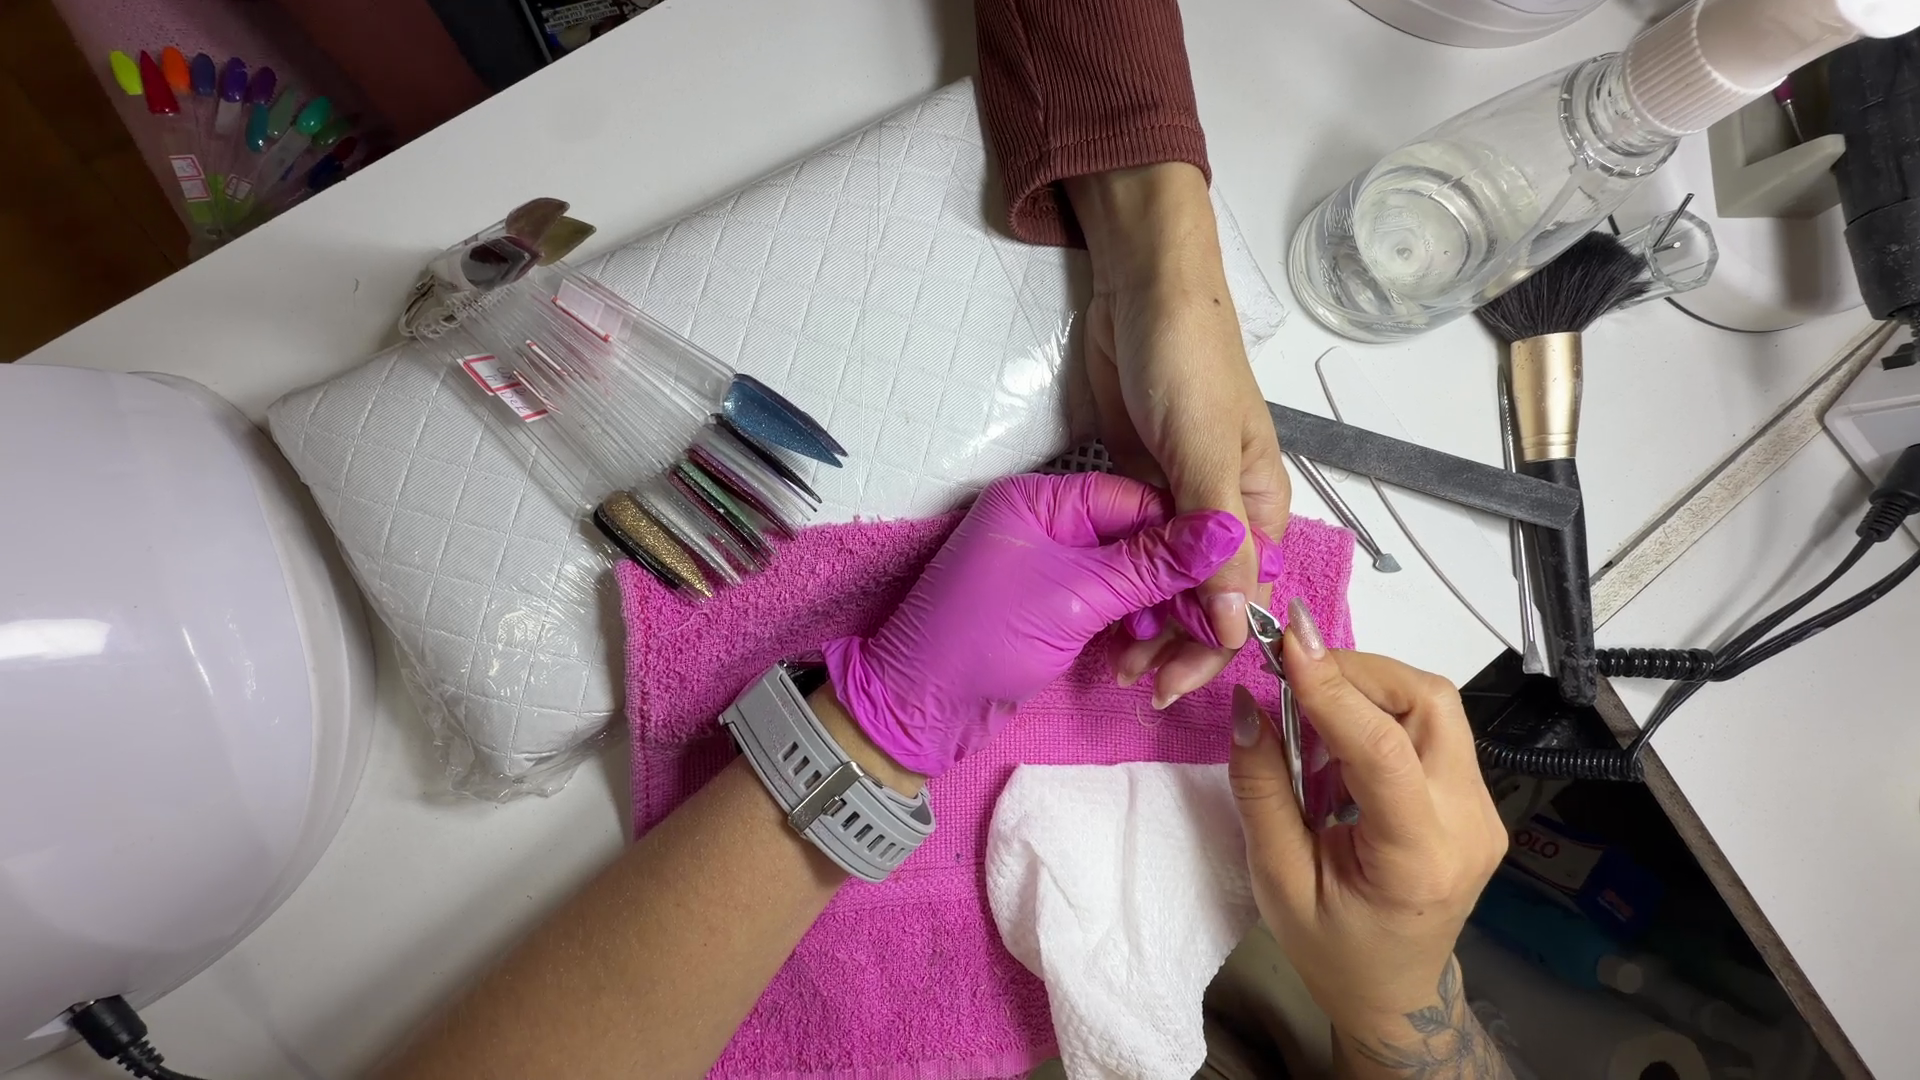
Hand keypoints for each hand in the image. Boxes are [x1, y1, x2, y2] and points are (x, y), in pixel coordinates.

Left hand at [824, 472, 1242, 776]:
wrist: (922, 705)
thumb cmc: (984, 639)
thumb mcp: (1074, 596)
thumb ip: (1150, 565)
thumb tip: (1226, 535)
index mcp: (1042, 499)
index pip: (1136, 501)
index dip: (1185, 537)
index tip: (1225, 577)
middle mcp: (1048, 522)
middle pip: (1136, 538)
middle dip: (1171, 584)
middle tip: (1203, 628)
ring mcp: (1051, 563)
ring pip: (1127, 575)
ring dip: (1153, 612)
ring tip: (1164, 654)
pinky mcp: (1053, 601)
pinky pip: (1108, 602)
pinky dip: (1130, 626)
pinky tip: (1143, 655)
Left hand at [1066, 163, 1289, 707]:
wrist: (1143, 292)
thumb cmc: (1188, 365)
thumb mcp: (1204, 455)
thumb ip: (1216, 540)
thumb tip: (1238, 626)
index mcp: (1256, 507)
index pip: (1241, 596)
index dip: (1209, 644)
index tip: (1171, 681)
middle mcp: (1220, 511)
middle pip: (1203, 594)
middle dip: (1173, 638)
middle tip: (1132, 675)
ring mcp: (1174, 497)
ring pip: (1164, 575)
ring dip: (1144, 614)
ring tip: (1113, 653)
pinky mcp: (1136, 482)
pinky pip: (1133, 545)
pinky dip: (1123, 576)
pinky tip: (1102, 605)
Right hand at [1227, 599, 1506, 1054]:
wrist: (1396, 991)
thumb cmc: (1330, 946)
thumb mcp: (1276, 877)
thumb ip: (1260, 788)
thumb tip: (1248, 705)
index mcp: (1417, 856)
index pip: (1382, 749)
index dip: (1332, 688)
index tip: (1287, 642)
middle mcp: (1468, 821)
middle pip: (1429, 703)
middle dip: (1357, 669)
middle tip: (1293, 668)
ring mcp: (1479, 806)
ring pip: (1433, 703)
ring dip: (1366, 682)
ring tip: (1307, 699)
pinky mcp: (1469, 794)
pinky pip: (1427, 724)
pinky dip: (1375, 705)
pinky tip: (1333, 730)